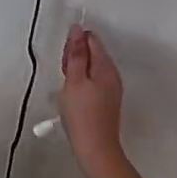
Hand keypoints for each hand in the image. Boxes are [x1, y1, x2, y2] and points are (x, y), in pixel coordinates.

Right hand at [60, 24, 125, 168]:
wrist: (95, 147)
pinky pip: (93, 80)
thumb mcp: (74, 80)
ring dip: (76, 70)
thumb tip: (78, 30)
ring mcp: (110, 88)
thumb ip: (76, 54)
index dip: (74, 44)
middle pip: (93, 52)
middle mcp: (112, 75)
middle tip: (65, 73)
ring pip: (91, 67)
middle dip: (75, 56)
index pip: (91, 40)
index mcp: (105, 67)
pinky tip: (72, 94)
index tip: (65, 58)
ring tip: (67, 85)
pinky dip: (81, 81)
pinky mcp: (106, 99)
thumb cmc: (81, 115)